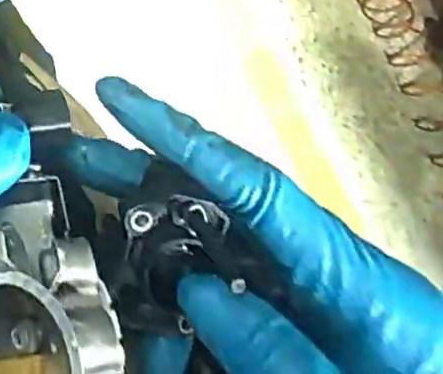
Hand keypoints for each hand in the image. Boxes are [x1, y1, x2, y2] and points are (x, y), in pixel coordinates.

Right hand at [64, 77, 442, 373]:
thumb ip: (282, 354)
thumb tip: (198, 288)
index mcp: (367, 290)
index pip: (257, 186)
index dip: (181, 135)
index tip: (116, 95)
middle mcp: (328, 281)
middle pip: (217, 205)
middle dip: (143, 176)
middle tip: (75, 158)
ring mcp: (305, 308)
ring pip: (205, 253)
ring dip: (148, 252)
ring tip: (93, 254)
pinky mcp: (283, 335)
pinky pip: (214, 305)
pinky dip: (171, 313)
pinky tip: (142, 331)